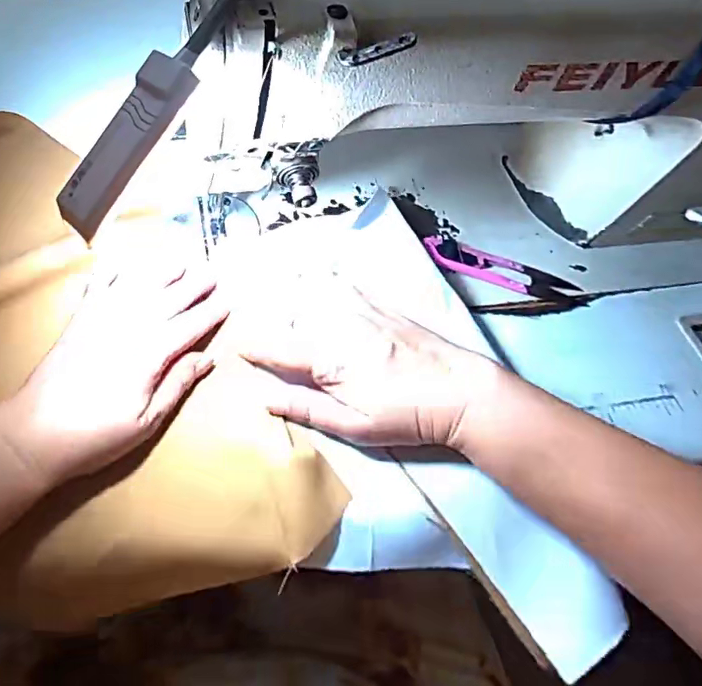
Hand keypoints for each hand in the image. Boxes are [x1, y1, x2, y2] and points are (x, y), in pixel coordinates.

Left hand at [0, 260, 228, 487]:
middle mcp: (130, 324)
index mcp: (151, 352)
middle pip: (170, 297)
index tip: (228, 300)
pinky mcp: (80, 317)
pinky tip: (121, 262)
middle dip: (194, 284)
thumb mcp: (145, 421)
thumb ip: (177, 384)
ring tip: (179, 261)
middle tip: (212, 272)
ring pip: (139, 283)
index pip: (190, 325)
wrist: (34, 432)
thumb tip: (207, 358)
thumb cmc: (95, 434)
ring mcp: (102, 317)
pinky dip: (112, 271)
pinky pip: (99, 285)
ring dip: (161, 270)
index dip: (210, 313)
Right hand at [241, 282, 506, 449]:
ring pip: (310, 287)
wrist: (461, 391)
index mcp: (326, 357)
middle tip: (262, 327)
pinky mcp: (377, 301)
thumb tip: (267, 399)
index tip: (240, 347)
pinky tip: (315, 276)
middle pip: (289, 310)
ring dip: (291, 292)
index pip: (277, 347)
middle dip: (271, 317)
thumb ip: (307, 409)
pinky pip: (338, 280)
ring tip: (279, 296)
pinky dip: (320, 277)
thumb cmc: (407, 416)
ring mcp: (357, 307)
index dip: (255, 348)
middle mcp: (336, 323)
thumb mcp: (354, 427)